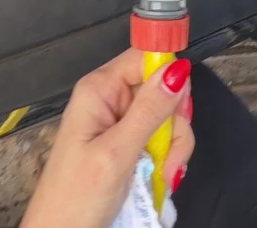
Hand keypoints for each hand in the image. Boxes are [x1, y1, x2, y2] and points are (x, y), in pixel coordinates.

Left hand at [21, 49, 195, 227]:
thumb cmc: (75, 198)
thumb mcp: (115, 153)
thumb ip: (148, 111)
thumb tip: (177, 69)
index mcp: (100, 88)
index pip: (144, 57)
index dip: (168, 74)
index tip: (180, 107)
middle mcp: (111, 98)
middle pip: (161, 88)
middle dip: (173, 122)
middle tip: (169, 156)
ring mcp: (121, 122)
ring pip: (166, 116)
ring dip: (172, 146)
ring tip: (164, 175)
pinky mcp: (129, 144)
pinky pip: (160, 138)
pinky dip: (167, 158)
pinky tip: (161, 177)